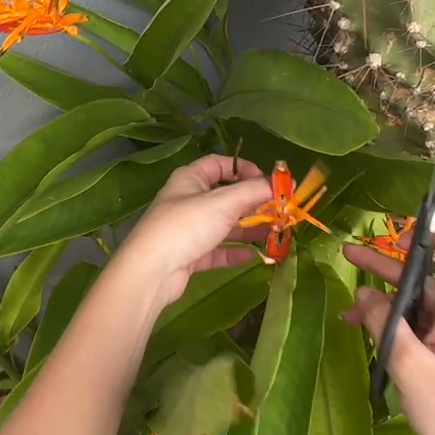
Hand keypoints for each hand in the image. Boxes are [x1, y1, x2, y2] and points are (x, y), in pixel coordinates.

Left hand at [110, 155, 271, 307]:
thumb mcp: (223, 202)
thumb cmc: (186, 225)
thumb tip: (283, 183)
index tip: (267, 182)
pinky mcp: (190, 255)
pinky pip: (217, 249)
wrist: (152, 271)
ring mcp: (188, 229)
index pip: (220, 164)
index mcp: (191, 179)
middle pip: (226, 196)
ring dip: (248, 229)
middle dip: (253, 204)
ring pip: (224, 225)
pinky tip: (254, 256)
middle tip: (279, 212)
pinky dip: (235, 251)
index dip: (244, 169)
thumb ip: (254, 191)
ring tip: (274, 235)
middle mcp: (189, 200)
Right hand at [342, 226, 434, 434]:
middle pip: (429, 276)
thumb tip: (365, 295)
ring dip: (385, 301)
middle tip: (349, 253)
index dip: (434, 233)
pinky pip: (420, 330)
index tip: (398, 240)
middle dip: (388, 264)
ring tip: (347, 304)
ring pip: (419, 306)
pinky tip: (367, 336)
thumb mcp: (410, 368)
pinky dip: (394, 327)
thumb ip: (385, 325)